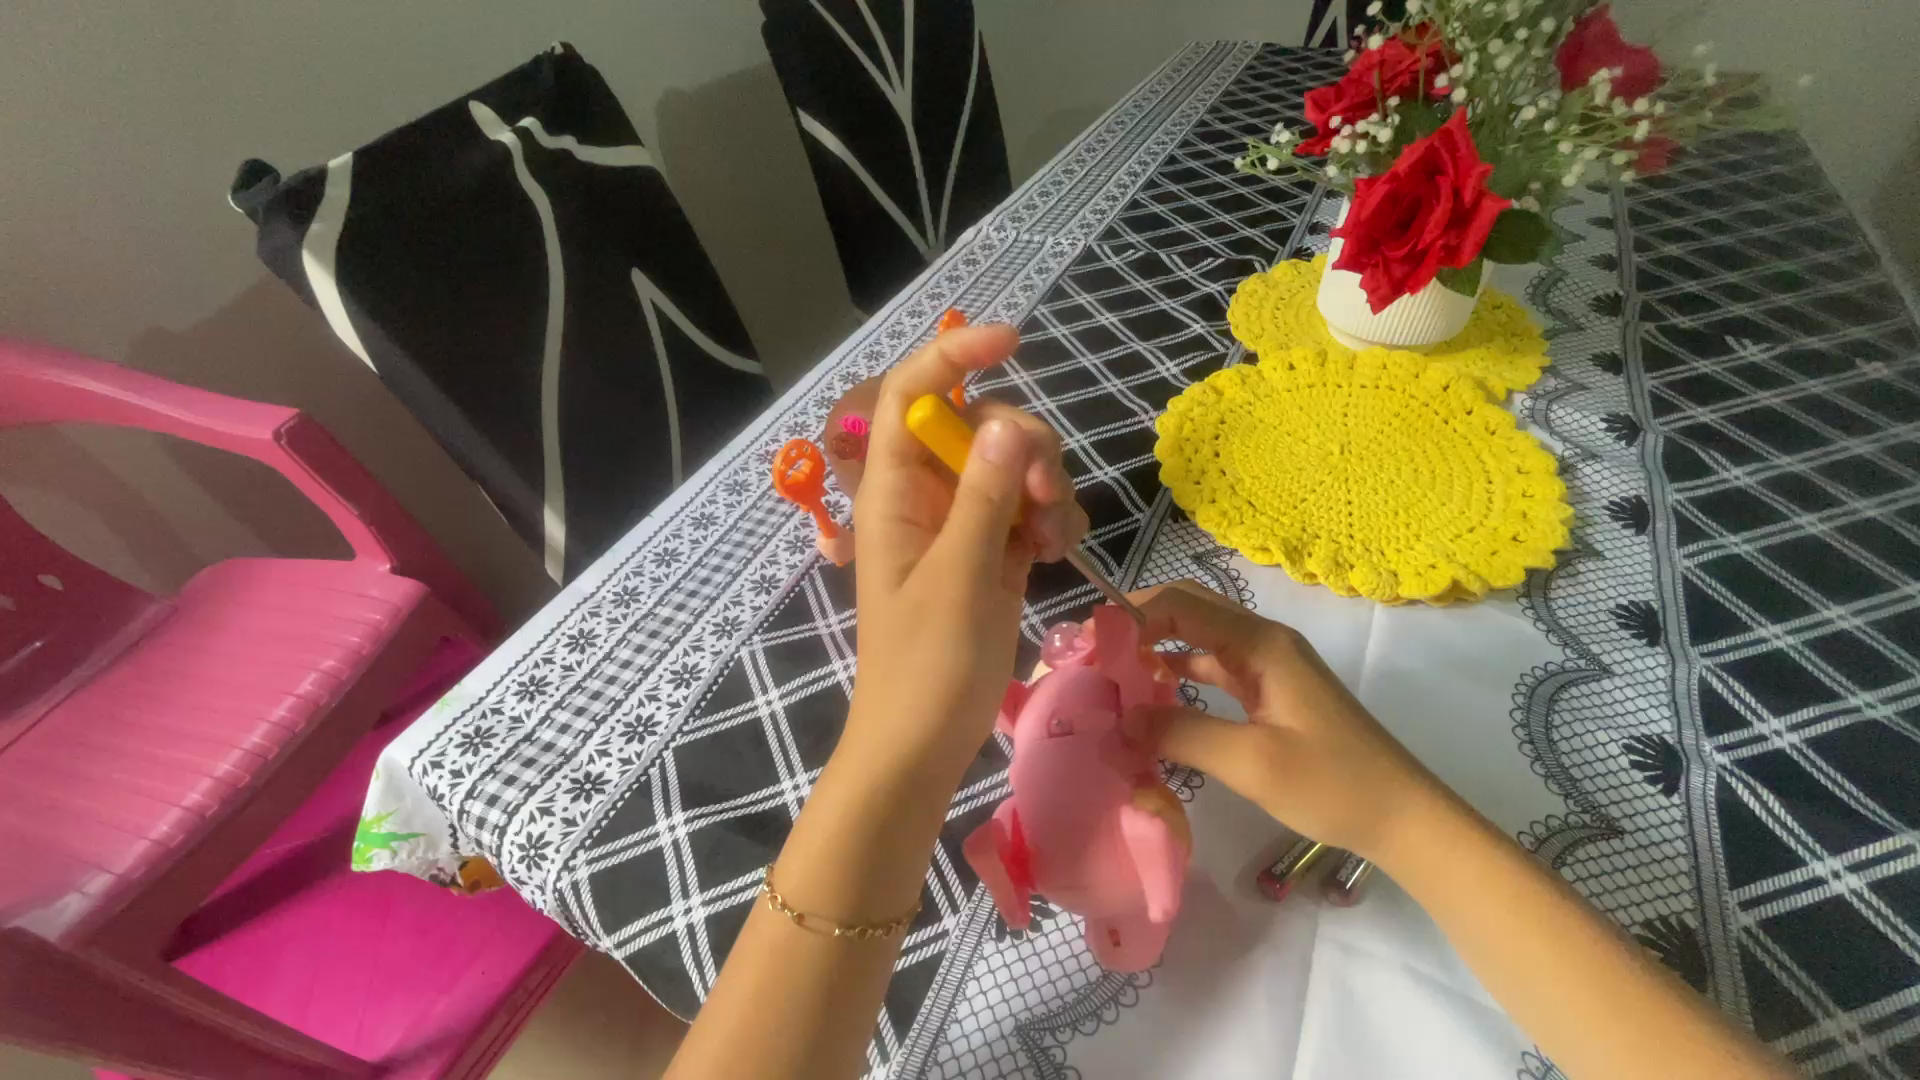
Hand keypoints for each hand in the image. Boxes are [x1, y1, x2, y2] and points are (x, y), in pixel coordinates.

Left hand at [847, 324, 1087, 772]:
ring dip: (1045, 489)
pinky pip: (1025, 509)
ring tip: (1055, 541)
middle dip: (1023, 447)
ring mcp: (960, 525)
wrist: (922, 746)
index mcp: (894, 492)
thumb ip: (983, 498)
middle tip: (1044, 499)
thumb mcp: (959, 579)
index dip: (953, 356)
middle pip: (978, 427)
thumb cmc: (926, 668)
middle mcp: (925, 497)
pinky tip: (1059, 553)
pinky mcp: (989, 553)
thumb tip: (1006, 424)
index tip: (1012, 342)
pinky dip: (1049, 519)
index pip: (911, 394)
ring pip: (1011, 467)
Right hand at [1127, 581, 1456, 863]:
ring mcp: (1268, 666)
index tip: (1090, 643)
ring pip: (1200, 638)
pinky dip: (1179, 673)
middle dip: (1139, 623)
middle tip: (1094, 651)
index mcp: (1261, 643)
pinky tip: (1153, 694)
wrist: (1405, 818)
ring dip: (1157, 647)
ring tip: (1114, 671)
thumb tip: (1119, 719)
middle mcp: (1263, 641)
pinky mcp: (1270, 691)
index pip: (1182, 604)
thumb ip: (1181, 733)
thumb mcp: (1251, 762)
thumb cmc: (1333, 784)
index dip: (1131, 615)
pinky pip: (1214, 668)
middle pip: (1189, 610)